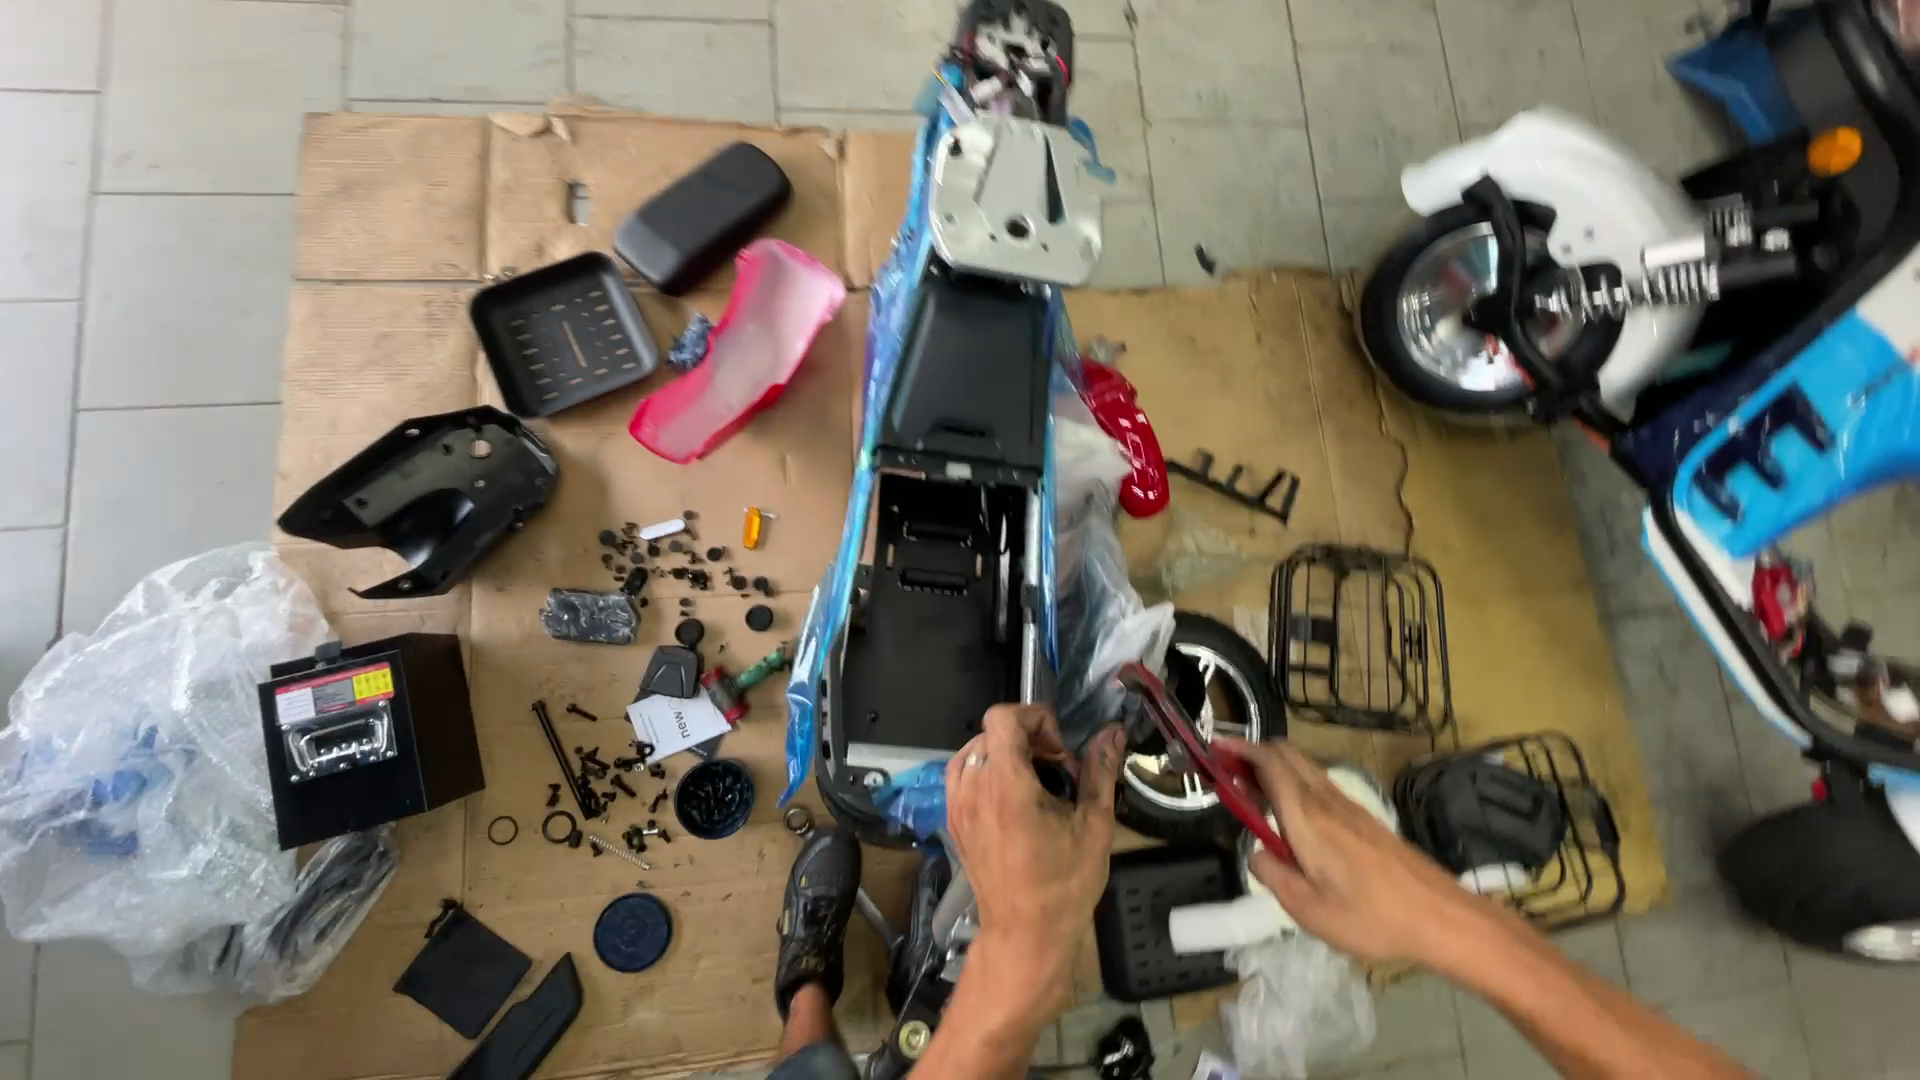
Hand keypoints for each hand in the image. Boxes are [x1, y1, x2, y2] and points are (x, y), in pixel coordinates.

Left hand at [944, 706, 1126, 1013]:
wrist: (1025, 934)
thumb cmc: (1064, 884)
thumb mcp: (1094, 826)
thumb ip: (1100, 771)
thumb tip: (1113, 732)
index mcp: (1006, 785)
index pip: (1002, 717)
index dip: (1034, 718)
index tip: (1059, 748)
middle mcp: (974, 788)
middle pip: (992, 732)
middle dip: (1028, 738)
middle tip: (1058, 769)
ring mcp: (958, 804)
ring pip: (974, 749)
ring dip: (1005, 751)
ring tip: (1034, 780)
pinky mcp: (953, 819)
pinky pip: (961, 774)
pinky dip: (984, 769)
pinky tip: (1009, 793)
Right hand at [1216, 737, 1491, 968]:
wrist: (1442, 918)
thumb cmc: (1371, 916)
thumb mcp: (1307, 909)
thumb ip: (1271, 874)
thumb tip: (1255, 851)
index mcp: (1305, 815)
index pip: (1268, 762)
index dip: (1238, 750)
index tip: (1212, 751)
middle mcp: (1325, 799)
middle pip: (1284, 753)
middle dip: (1251, 752)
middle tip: (1226, 769)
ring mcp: (1347, 805)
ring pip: (1302, 765)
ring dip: (1271, 766)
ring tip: (1250, 791)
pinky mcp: (1362, 817)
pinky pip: (1317, 782)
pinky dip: (1291, 781)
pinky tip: (1288, 813)